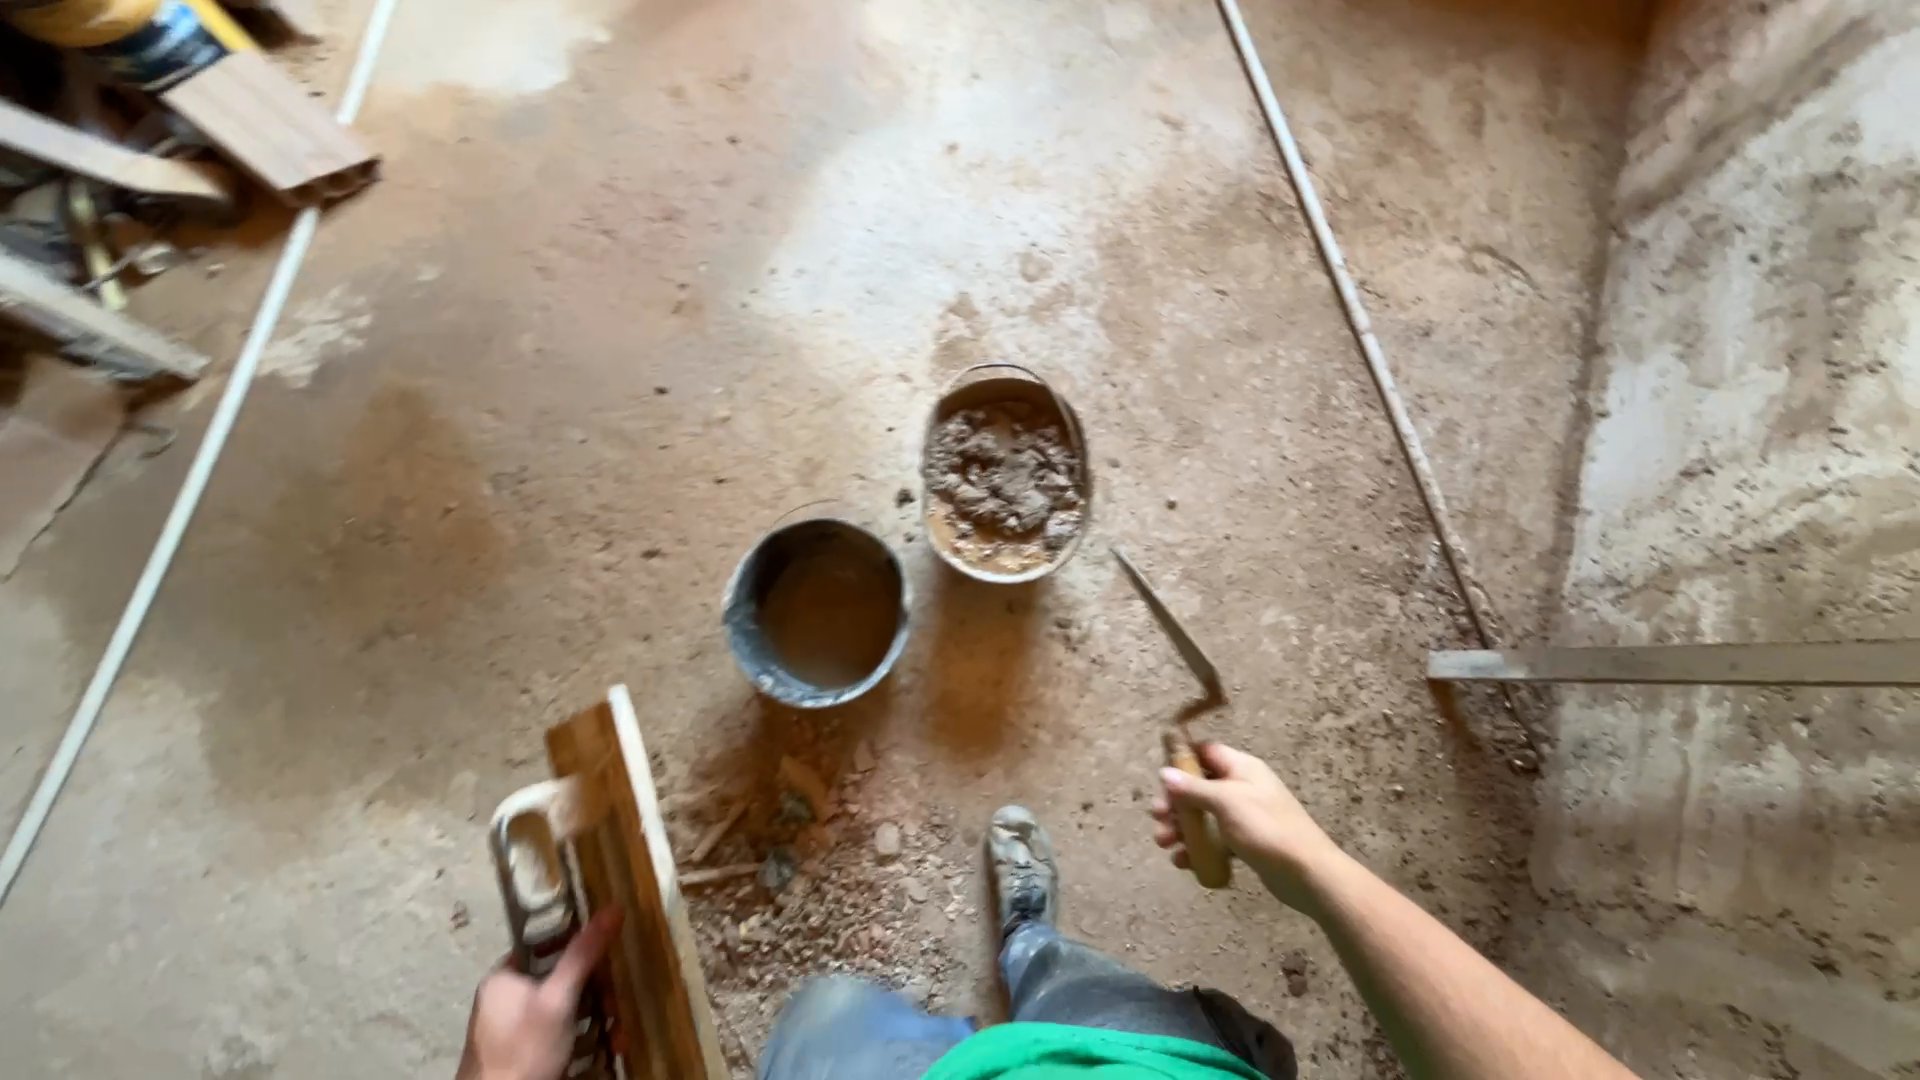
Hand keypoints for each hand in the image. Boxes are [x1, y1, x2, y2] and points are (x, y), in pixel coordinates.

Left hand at [457, 907, 621, 1079]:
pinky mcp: (529, 1053)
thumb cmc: (523, 1052)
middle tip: (615, 1005)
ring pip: (569, 1006)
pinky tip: (608, 1048)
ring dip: (599, 1017)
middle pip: (564, 976)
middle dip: (599, 990)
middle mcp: (508, 999)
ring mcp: (518, 1029)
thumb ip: (584, 953)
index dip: (579, 944)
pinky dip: (587, 1037)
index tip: (608, 954)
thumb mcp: (558, 999)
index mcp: (504, 978)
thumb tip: (614, 906)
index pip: (547, 943)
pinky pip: (565, 1032)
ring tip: (617, 1035)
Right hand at [1151, 742, 1341, 915]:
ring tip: (1165, 845)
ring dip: (1181, 828)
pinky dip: (1197, 848)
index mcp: (1240, 768)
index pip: (1204, 752)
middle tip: (1157, 818)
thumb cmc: (1266, 828)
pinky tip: (1184, 862)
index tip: (1162, 779)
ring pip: (1202, 816)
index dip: (1181, 762)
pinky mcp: (1245, 842)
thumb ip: (1193, 787)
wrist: (1308, 874)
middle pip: (1197, 787)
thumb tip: (1164, 772)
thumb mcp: (1226, 802)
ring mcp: (1243, 816)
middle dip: (1174, 804)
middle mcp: (1241, 787)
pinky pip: (1214, 840)